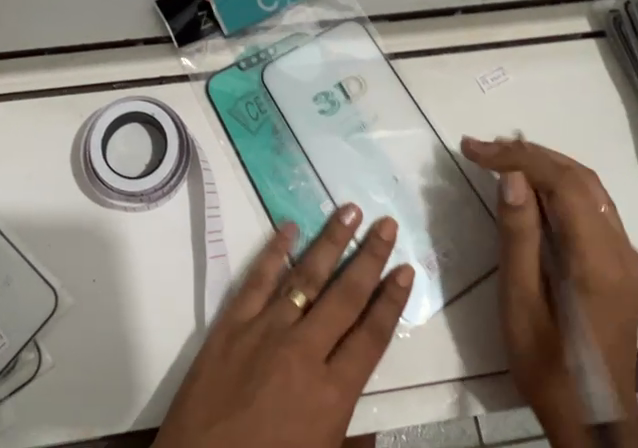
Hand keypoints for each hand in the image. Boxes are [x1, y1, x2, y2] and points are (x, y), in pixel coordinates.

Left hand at [153, 204, 413, 447]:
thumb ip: (350, 432)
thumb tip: (374, 420)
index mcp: (332, 393)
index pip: (372, 336)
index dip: (392, 301)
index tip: (406, 269)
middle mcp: (304, 352)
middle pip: (345, 296)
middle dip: (370, 258)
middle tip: (387, 224)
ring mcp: (265, 332)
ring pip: (306, 277)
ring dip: (331, 242)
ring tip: (350, 211)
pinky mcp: (230, 325)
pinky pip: (257, 280)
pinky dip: (274, 251)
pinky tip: (290, 227)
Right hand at [460, 136, 637, 447]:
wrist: (594, 418)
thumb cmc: (547, 365)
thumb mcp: (520, 303)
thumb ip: (518, 236)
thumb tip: (511, 177)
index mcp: (598, 260)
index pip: (561, 183)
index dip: (517, 157)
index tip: (473, 148)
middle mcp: (622, 250)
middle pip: (580, 179)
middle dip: (530, 155)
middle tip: (481, 148)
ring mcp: (628, 258)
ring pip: (589, 191)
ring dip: (545, 167)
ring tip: (499, 158)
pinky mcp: (623, 267)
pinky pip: (593, 211)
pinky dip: (559, 189)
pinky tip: (530, 191)